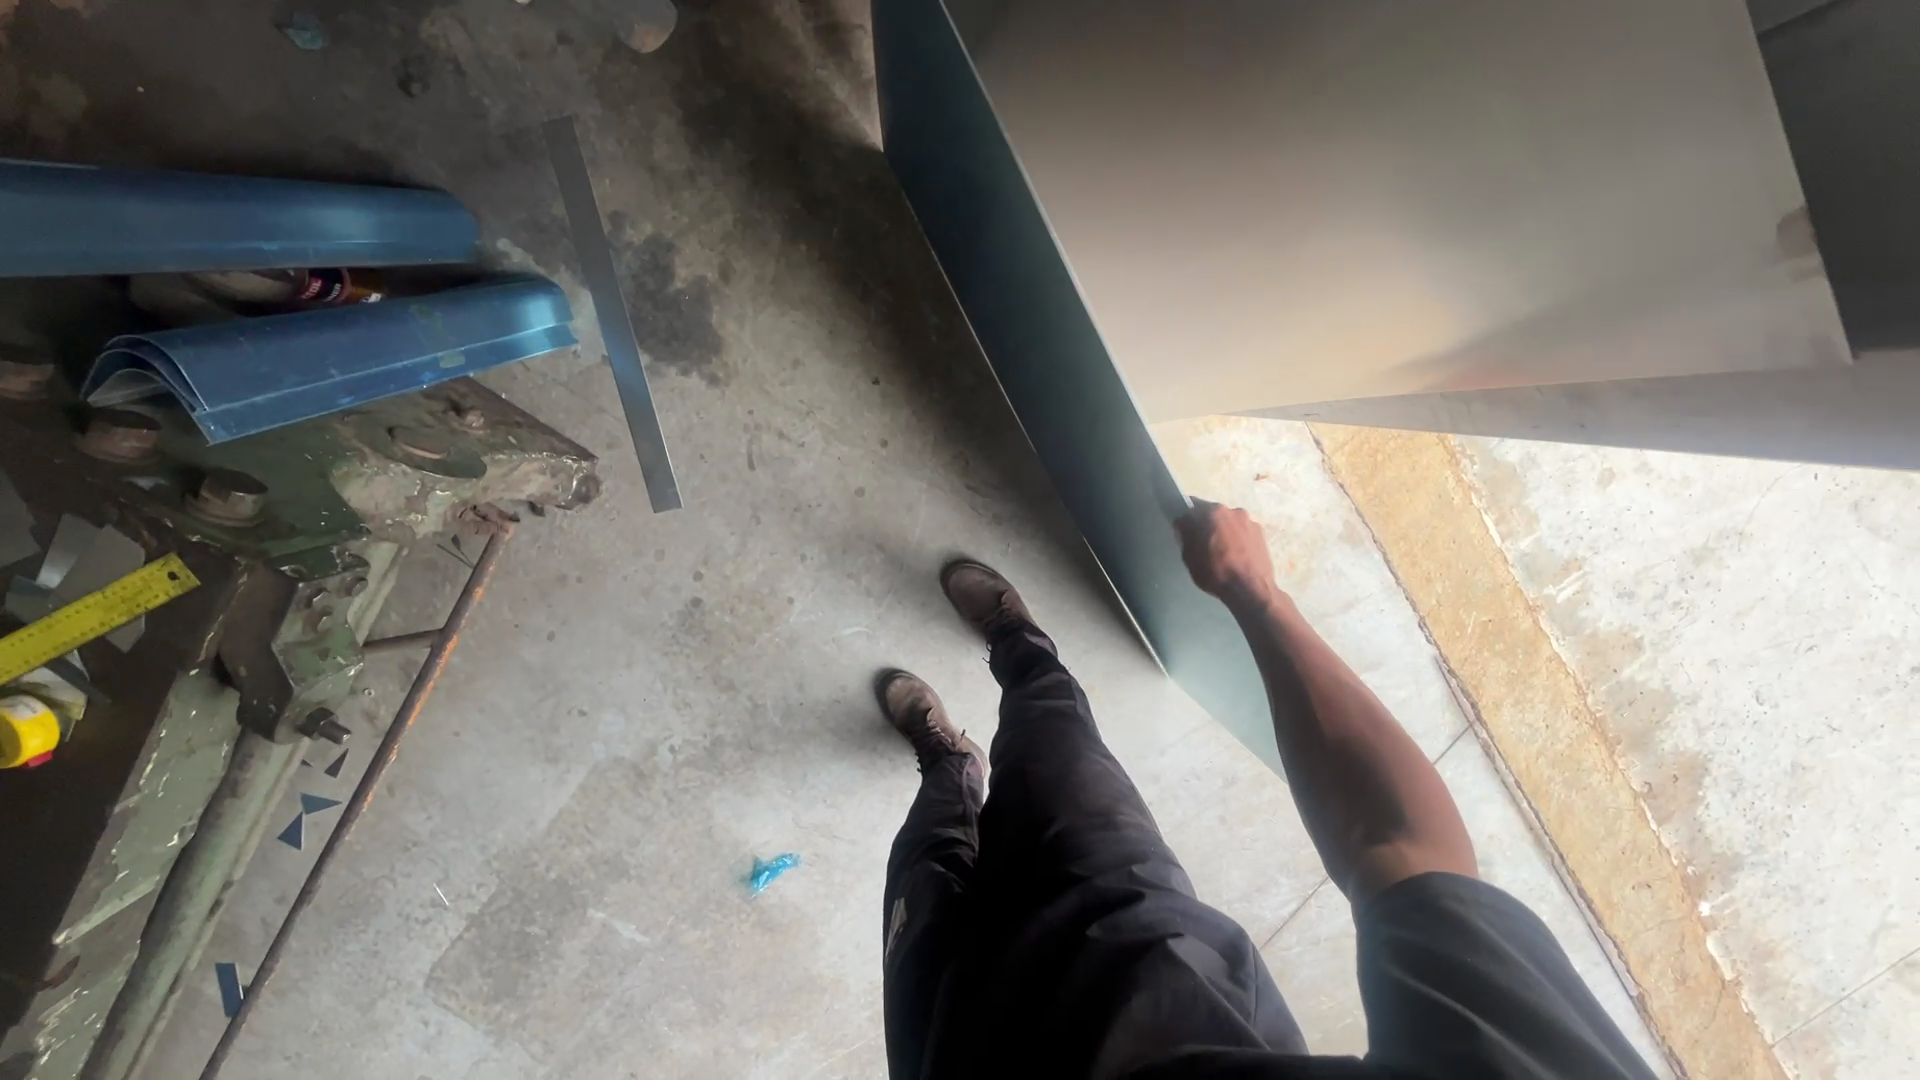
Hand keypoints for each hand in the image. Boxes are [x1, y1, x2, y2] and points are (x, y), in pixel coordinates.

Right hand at [1176, 499, 1279, 603]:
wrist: (1250, 589)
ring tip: (1222, 551)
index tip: (1183, 531)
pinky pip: (1242, 532)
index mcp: (1212, 512)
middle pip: (1213, 514)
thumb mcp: (1189, 557)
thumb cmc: (1215, 572)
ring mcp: (1250, 521)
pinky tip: (1235, 555)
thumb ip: (1185, 535)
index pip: (1191, 508)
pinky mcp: (1261, 534)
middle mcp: (1233, 511)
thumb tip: (1184, 524)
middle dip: (1206, 524)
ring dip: (1223, 531)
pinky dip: (1237, 539)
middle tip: (1202, 542)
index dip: (1185, 520)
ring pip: (1229, 522)